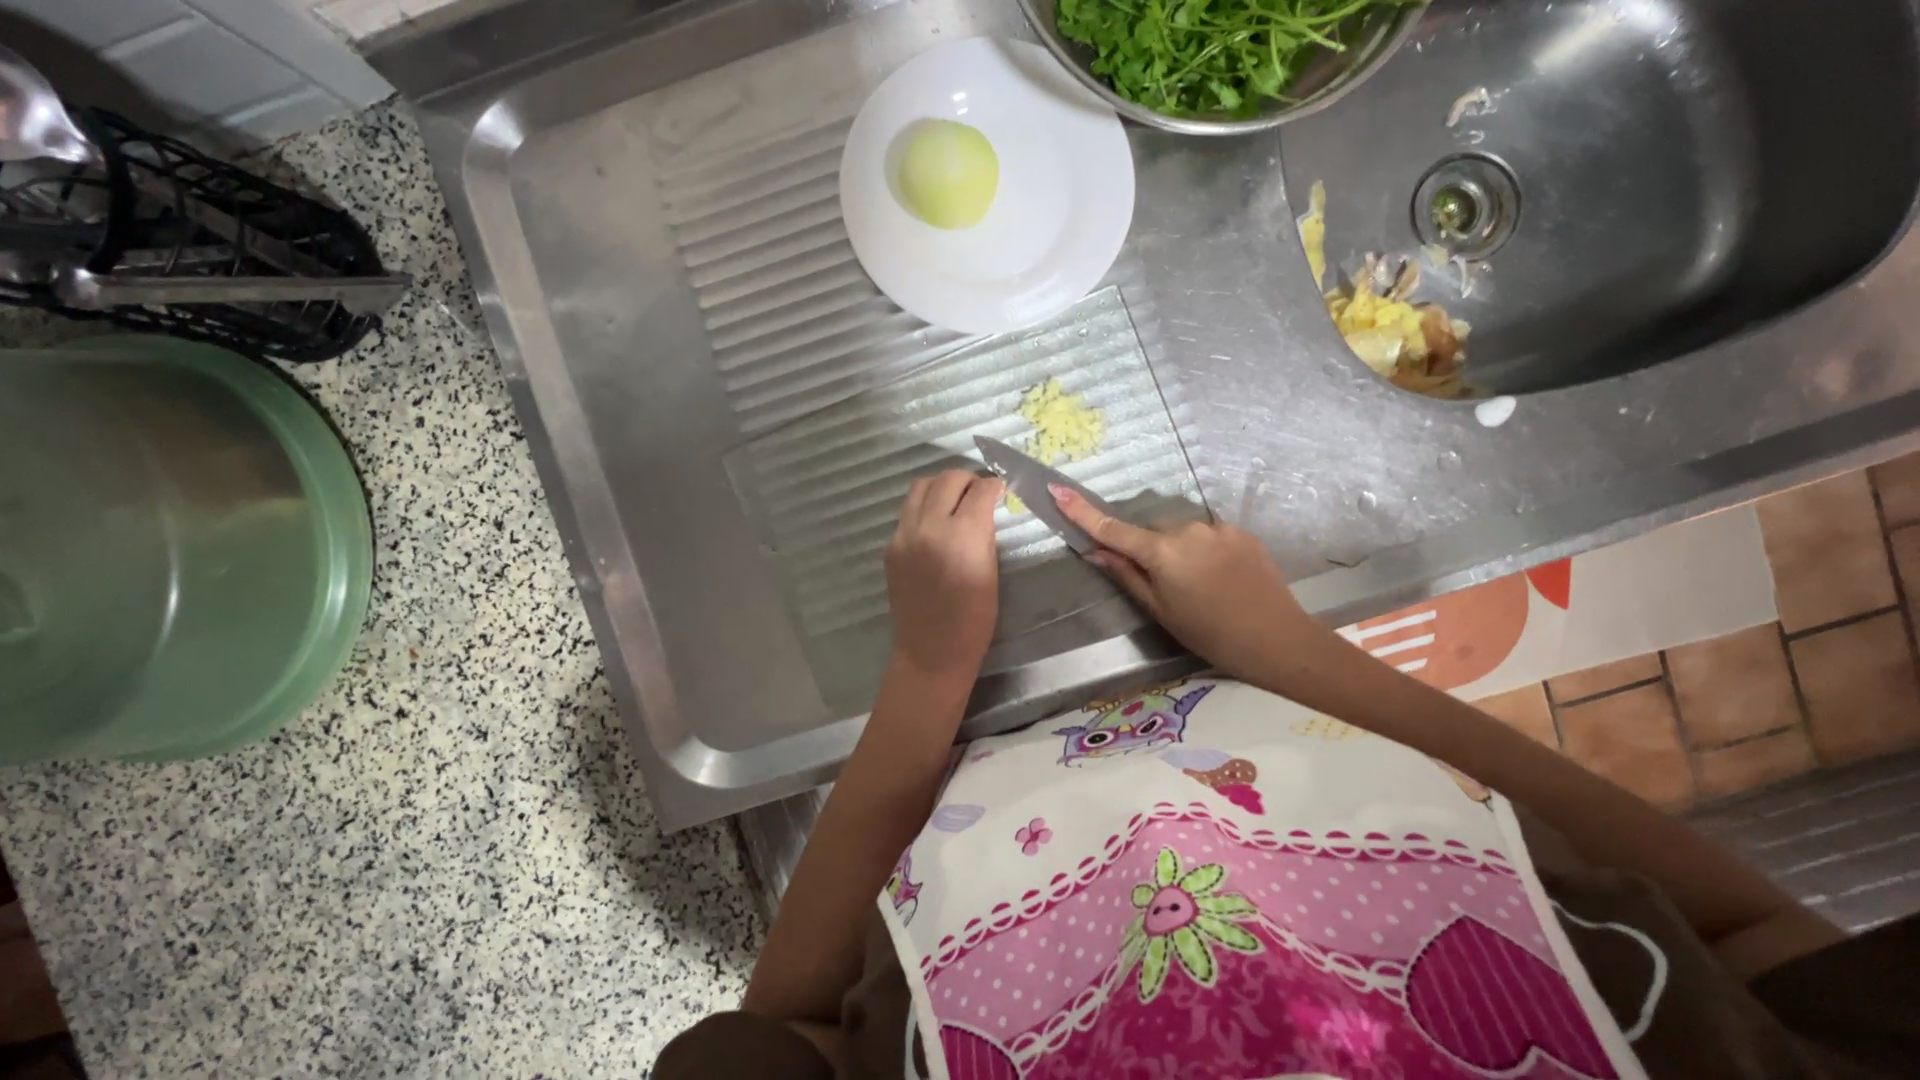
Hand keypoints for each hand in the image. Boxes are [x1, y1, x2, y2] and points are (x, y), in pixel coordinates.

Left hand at [885, 470, 1005, 681]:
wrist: (931, 651)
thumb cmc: (974, 620)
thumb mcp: (991, 572)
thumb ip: (985, 534)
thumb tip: (986, 508)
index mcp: (963, 536)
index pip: (980, 490)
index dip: (994, 485)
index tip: (1000, 488)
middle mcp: (930, 527)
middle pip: (948, 479)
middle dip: (968, 479)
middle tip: (979, 491)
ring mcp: (904, 535)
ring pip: (921, 486)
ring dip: (942, 486)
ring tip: (955, 500)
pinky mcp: (891, 546)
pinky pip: (908, 511)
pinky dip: (925, 507)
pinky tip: (937, 524)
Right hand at [1052, 484, 1334, 682]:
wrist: (1276, 638)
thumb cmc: (1209, 633)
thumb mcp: (1160, 611)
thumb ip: (1127, 576)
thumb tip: (1097, 551)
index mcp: (1162, 552)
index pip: (1112, 528)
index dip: (1081, 511)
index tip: (1057, 490)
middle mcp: (1187, 529)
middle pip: (1152, 530)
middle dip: (1149, 549)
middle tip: (1164, 586)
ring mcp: (1217, 527)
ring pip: (1182, 533)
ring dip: (1180, 551)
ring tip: (1200, 587)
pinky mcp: (1241, 532)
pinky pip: (1209, 536)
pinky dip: (1205, 552)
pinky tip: (1221, 580)